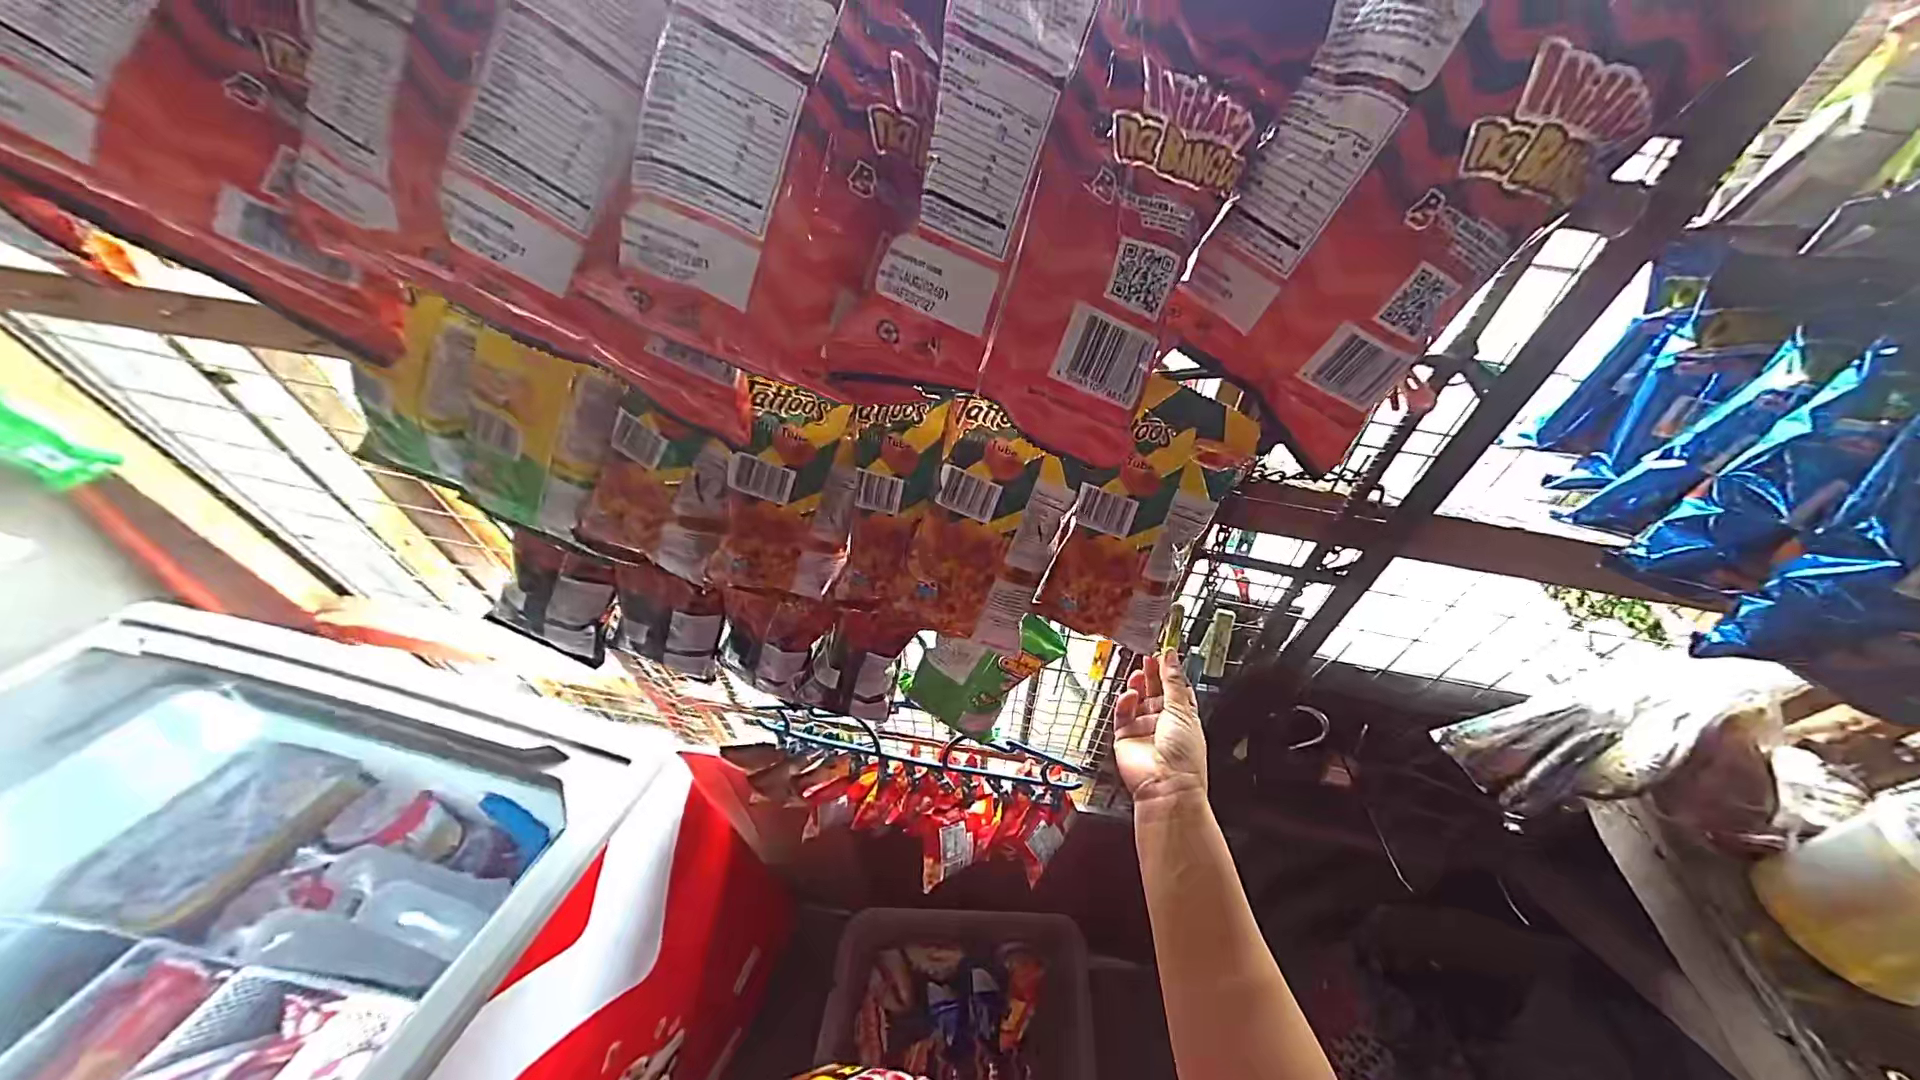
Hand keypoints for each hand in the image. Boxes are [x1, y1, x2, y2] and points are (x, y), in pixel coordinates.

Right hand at [1113, 650, 1205, 806]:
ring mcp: (1143, 729)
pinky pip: (1122, 714)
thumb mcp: (1182, 709)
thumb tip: (1171, 657)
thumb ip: (1172, 680)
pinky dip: (1124, 702)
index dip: (1169, 671)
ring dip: (1137, 686)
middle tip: (1148, 657)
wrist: (1165, 784)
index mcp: (1183, 716)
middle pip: (1155, 691)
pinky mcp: (1126, 736)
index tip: (1164, 654)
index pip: (1175, 688)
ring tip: (1137, 672)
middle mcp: (1163, 722)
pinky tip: (1129, 695)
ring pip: (1136, 700)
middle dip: (1151, 674)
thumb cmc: (1183, 757)